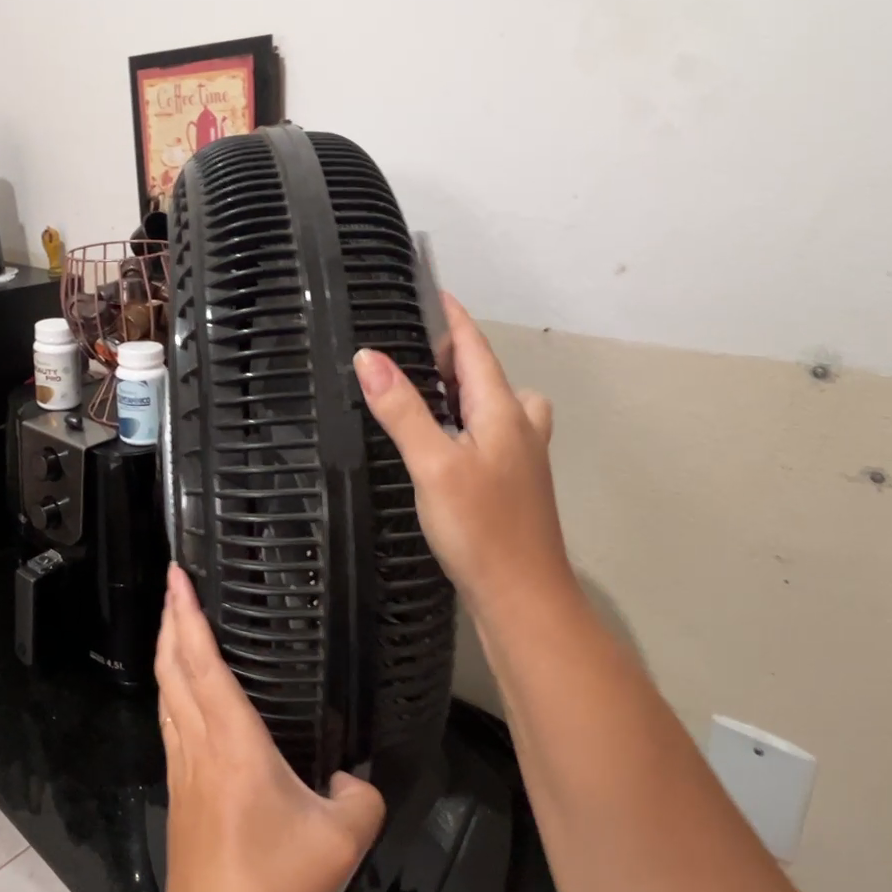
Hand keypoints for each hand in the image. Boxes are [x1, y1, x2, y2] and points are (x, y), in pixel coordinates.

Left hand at [156, 564, 384, 891]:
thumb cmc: (273, 884)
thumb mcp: (342, 839)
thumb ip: (360, 795)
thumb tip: (350, 778)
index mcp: (232, 741)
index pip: (201, 660)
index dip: (186, 613)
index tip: (177, 575)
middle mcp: (198, 746)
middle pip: (172, 668)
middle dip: (168, 619)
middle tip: (172, 586)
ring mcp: (182, 772)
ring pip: (166, 694)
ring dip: (165, 652)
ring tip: (172, 627)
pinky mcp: (179, 796)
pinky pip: (169, 723)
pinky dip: (171, 690)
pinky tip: (180, 697)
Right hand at [353, 293, 569, 609]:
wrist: (524, 597)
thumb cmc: (481, 527)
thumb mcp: (434, 464)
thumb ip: (402, 409)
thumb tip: (368, 356)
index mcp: (503, 411)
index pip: (476, 349)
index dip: (453, 320)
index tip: (433, 293)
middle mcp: (519, 427)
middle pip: (488, 375)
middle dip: (454, 355)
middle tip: (410, 352)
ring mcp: (521, 457)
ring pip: (495, 406)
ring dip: (465, 391)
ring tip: (424, 396)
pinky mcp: (514, 484)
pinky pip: (492, 433)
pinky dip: (468, 422)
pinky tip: (441, 447)